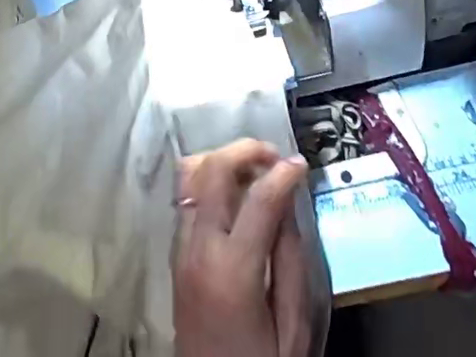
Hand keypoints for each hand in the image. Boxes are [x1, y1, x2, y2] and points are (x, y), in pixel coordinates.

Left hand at [173, 140, 310, 356]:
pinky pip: (187, 197)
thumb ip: (292, 260)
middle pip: (213, 170)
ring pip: (191, 176)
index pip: (258, 198)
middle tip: (274, 156)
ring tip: (254, 169)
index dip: (284, 173)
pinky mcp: (175, 254)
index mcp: (233, 270)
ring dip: (224, 161)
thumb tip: (288, 206)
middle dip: (245, 150)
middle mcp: (199, 249)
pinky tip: (234, 192)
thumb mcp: (292, 325)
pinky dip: (209, 180)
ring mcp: (181, 249)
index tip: (300, 164)